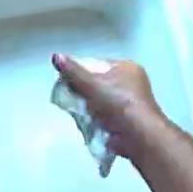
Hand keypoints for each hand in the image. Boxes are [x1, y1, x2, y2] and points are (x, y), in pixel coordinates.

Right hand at [50, 54, 173, 160]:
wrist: (136, 135)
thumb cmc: (117, 103)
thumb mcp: (91, 83)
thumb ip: (72, 71)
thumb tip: (55, 56)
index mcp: (127, 67)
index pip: (97, 64)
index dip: (80, 71)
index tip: (66, 81)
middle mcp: (131, 82)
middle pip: (97, 83)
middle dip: (82, 91)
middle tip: (70, 97)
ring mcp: (129, 102)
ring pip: (99, 100)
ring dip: (87, 107)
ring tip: (78, 111)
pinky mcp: (126, 120)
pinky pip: (104, 114)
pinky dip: (94, 118)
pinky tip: (87, 122)